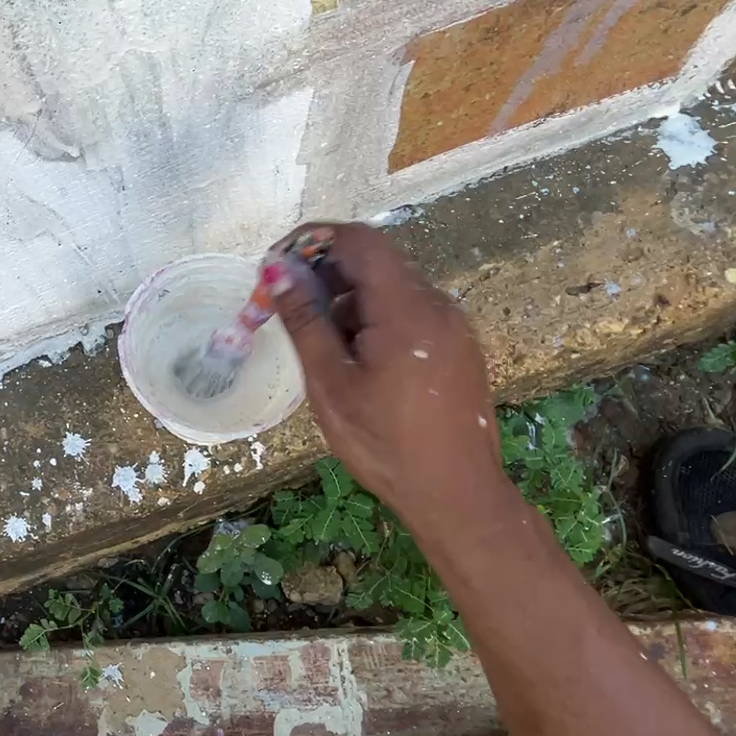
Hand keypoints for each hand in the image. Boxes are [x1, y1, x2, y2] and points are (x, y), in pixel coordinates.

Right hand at [266, 222, 505, 516]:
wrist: (458, 495)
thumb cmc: (385, 443)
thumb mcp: (331, 382)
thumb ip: (304, 320)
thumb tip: (277, 272)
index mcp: (406, 308)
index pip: (358, 240)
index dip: (312, 241)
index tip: (277, 266)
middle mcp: (436, 305)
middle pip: (374, 262)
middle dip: (325, 276)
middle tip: (288, 309)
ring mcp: (453, 325)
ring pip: (389, 289)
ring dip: (346, 302)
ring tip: (322, 349)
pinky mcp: (458, 345)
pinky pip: (407, 312)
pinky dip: (372, 320)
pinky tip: (356, 362)